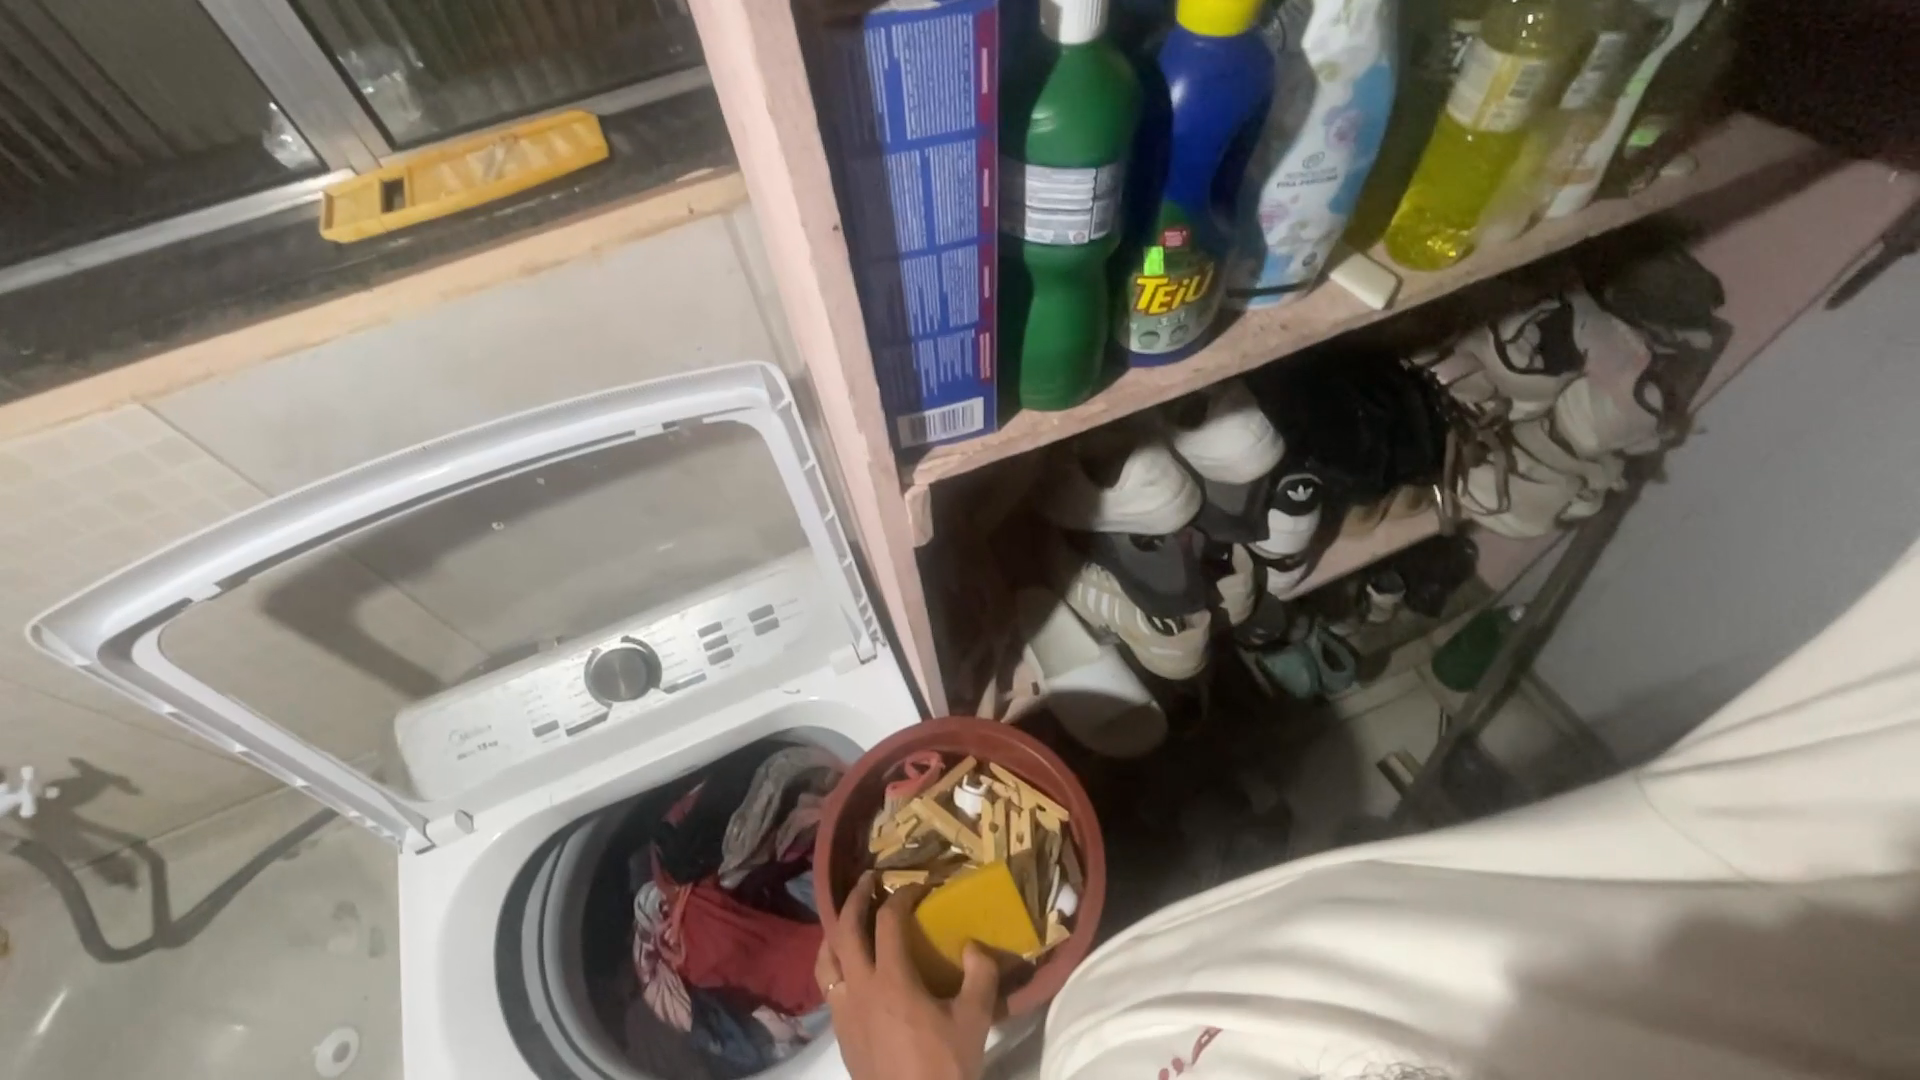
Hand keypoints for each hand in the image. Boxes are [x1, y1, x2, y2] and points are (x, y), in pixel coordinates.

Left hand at [816, 870, 1000, 1079]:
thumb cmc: (944, 1068)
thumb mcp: (974, 1020)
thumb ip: (980, 975)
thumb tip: (973, 945)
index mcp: (892, 980)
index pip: (889, 920)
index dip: (902, 895)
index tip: (917, 886)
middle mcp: (860, 988)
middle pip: (846, 930)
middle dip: (855, 898)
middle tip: (868, 879)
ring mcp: (844, 1011)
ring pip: (826, 958)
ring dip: (835, 930)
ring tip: (847, 918)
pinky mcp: (839, 1033)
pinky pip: (827, 985)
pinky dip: (833, 963)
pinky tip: (848, 966)